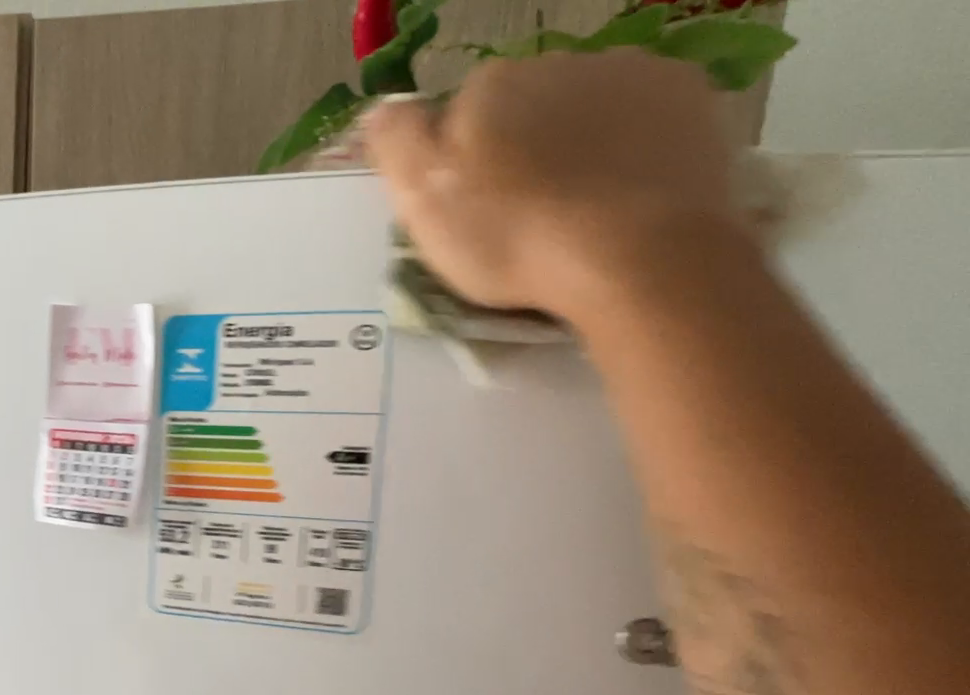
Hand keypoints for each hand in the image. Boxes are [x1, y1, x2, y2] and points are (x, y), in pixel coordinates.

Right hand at [363, 50, 745, 324]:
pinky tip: (619, 187)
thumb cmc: (511, 237)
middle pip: (518, 107)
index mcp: (485, 88)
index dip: (455, 163)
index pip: (454, 117)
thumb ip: (395, 143)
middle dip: (513, 147)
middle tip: (516, 213)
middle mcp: (553, 62)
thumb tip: (385, 108)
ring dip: (570, 141)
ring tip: (573, 205)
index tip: (465, 208)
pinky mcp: (686, 93)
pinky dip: (625, 141)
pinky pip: (637, 111)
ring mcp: (626, 71)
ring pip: (579, 105)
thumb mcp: (422, 201)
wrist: (636, 256)